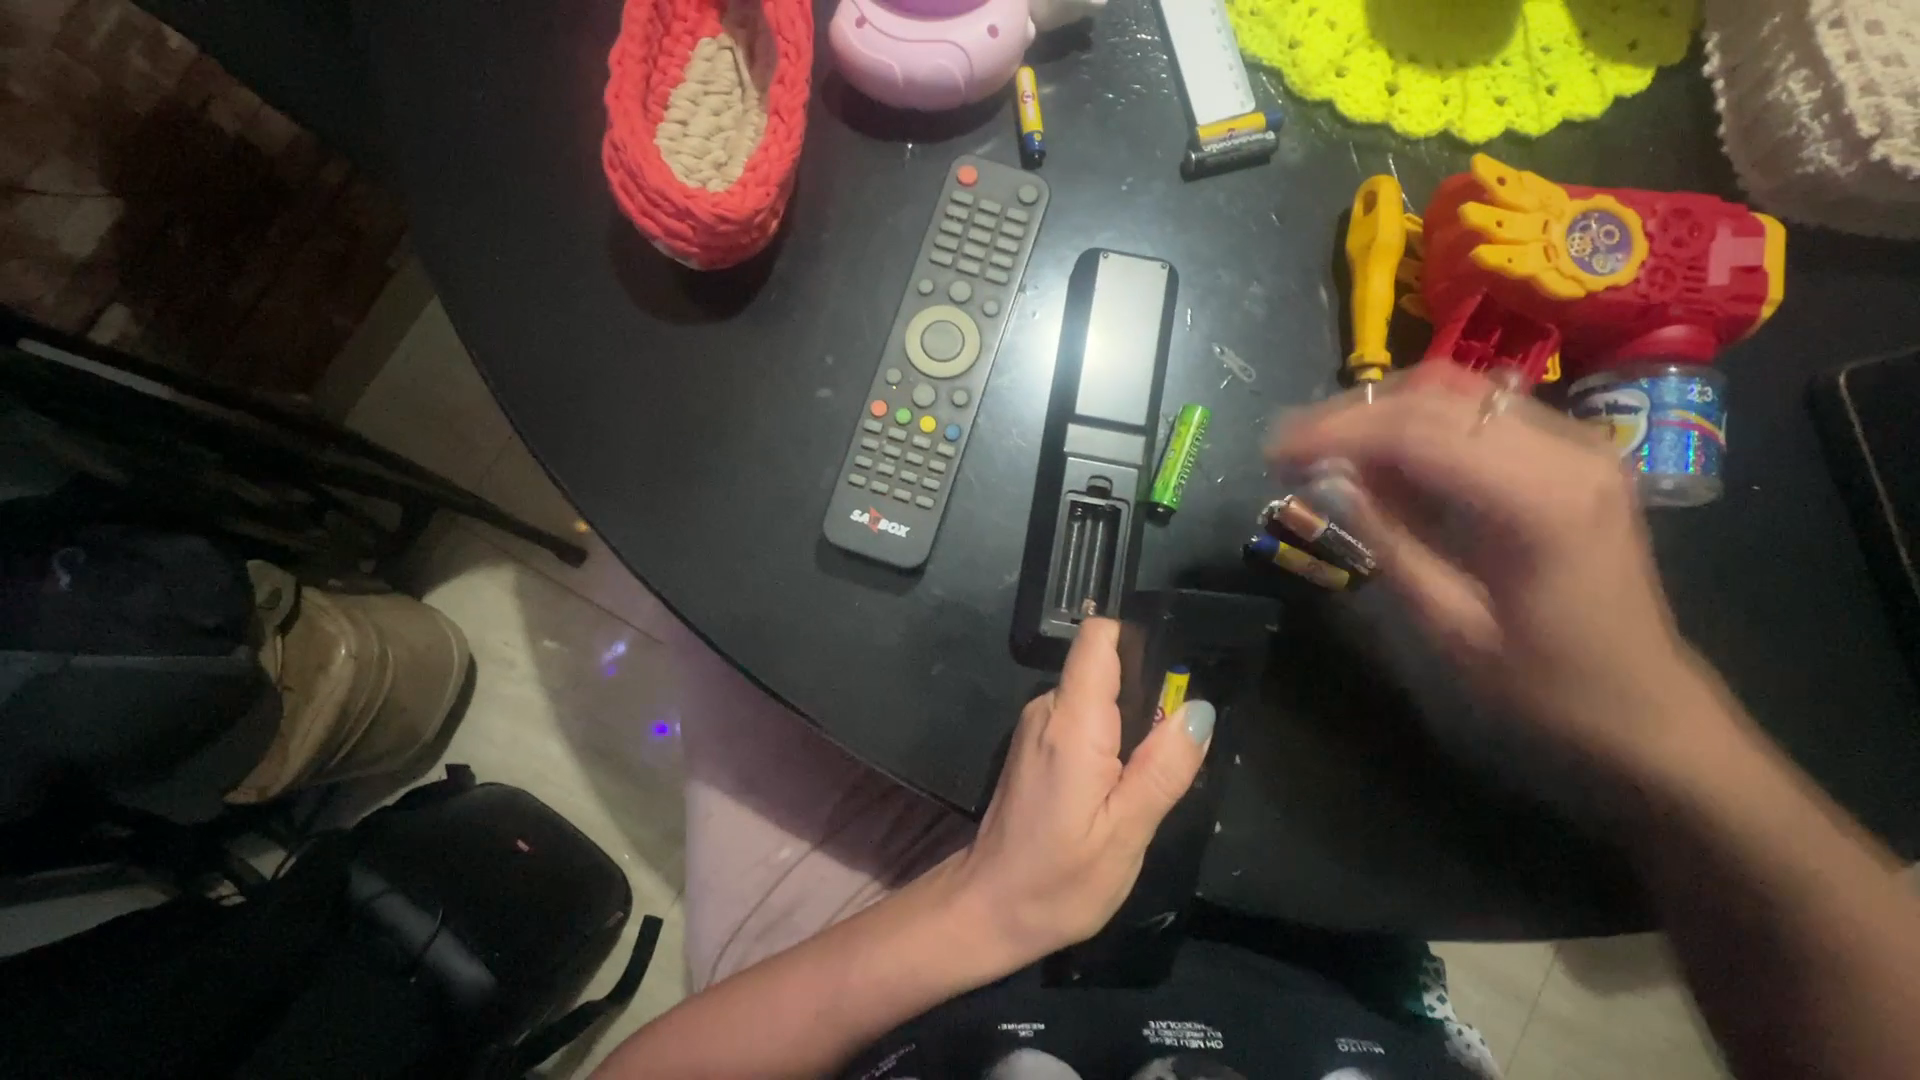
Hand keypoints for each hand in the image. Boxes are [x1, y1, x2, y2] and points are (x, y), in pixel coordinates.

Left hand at [950, 618, 1213, 965]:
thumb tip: (1198, 710)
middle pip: (1101, 665)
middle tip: (1175, 742)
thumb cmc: (1058, 880)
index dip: (1139, 640)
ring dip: (1128, 719)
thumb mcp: (1127, 832)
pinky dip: (1107, 737)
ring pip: (1093, 694)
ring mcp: (1035, 726)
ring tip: (1152, 769)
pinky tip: (1120, 782)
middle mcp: (1046, 709)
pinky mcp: (1033, 745)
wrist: (989, 908)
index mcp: (1071, 723)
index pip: (1098, 638)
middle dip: (1145, 691)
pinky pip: (1079, 718)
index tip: (1175, 673)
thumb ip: (1164, 768)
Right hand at [1268, 363, 1736, 784]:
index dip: (1333, 433)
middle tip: (1286, 450)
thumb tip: (1326, 479)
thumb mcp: (1450, 627)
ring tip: (1321, 451)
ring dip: (1379, 413)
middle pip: (1436, 396)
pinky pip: (1478, 414)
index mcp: (1539, 500)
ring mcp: (1577, 447)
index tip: (1272, 454)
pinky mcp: (1571, 456)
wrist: (1645, 713)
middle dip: (1348, 416)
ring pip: (1456, 392)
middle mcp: (1568, 451)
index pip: (1417, 431)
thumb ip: (1388, 541)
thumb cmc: (1544, 688)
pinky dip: (1416, 425)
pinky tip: (1378, 459)